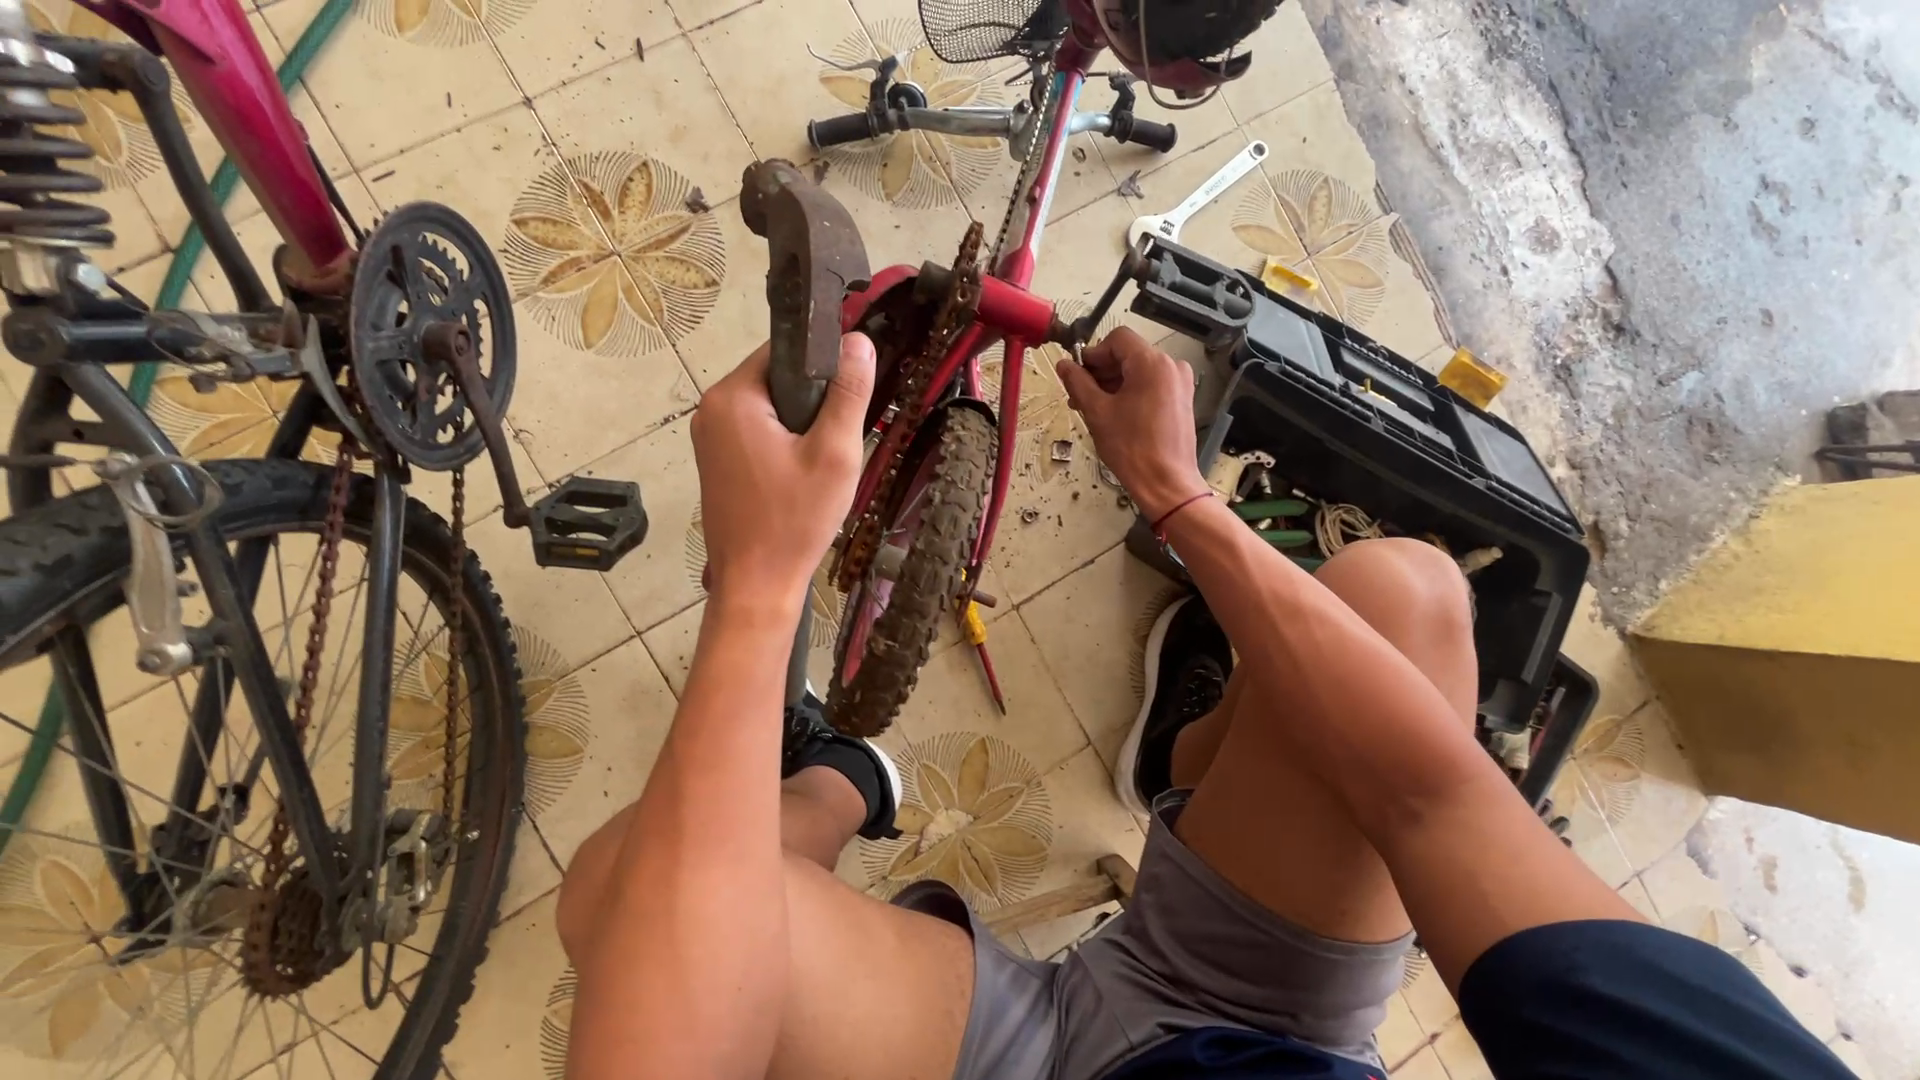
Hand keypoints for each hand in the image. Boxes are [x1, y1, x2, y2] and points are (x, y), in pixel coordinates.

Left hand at [691, 334, 875, 608]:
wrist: (756, 584)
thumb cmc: (795, 519)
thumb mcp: (834, 453)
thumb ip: (848, 393)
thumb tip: (858, 341)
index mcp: (732, 397)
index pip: (783, 351)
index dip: (823, 365)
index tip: (850, 394)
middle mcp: (711, 409)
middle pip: (775, 379)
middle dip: (812, 401)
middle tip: (839, 439)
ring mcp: (708, 438)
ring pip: (768, 409)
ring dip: (800, 425)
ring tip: (824, 460)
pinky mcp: (716, 463)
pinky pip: (756, 434)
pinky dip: (783, 444)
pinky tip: (803, 475)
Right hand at [1056, 327, 1207, 520]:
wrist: (1166, 482)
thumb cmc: (1132, 448)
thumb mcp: (1097, 412)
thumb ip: (1078, 382)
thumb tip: (1064, 365)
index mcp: (1152, 363)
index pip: (1118, 339)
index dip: (1094, 353)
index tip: (1078, 374)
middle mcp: (1171, 366)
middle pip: (1129, 354)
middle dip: (1101, 371)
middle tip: (1079, 395)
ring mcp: (1179, 383)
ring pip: (1139, 370)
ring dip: (1113, 383)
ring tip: (1093, 408)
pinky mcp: (1181, 400)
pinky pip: (1151, 385)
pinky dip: (1130, 392)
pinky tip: (1114, 414)